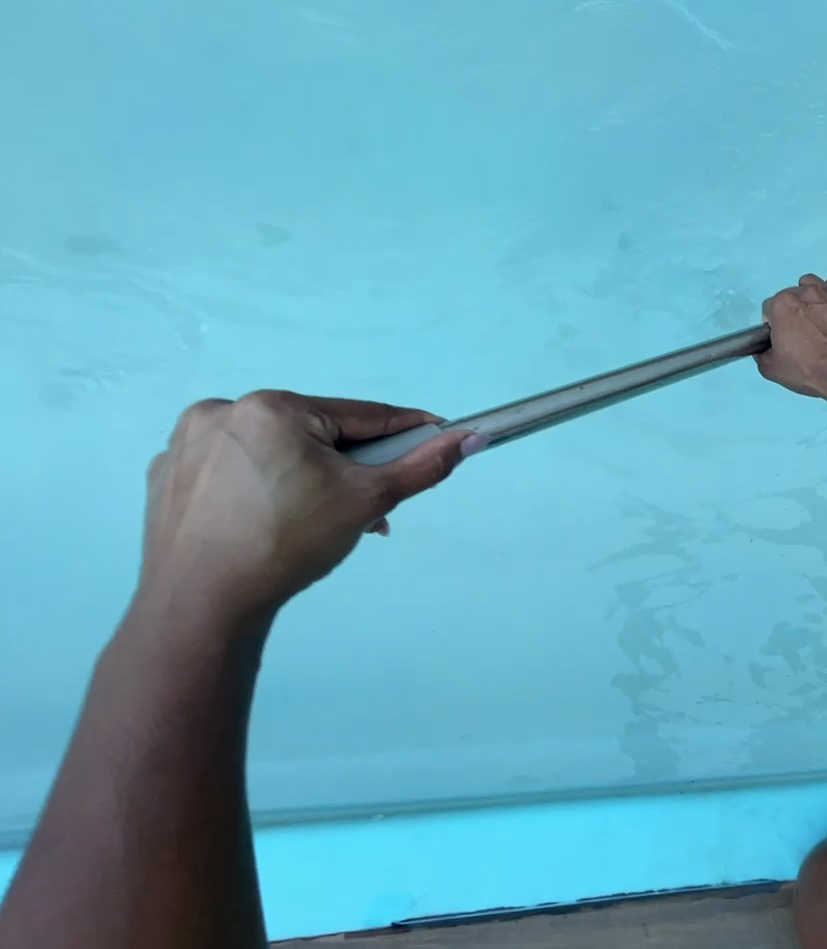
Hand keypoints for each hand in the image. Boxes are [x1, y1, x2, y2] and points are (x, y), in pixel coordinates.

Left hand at [134, 391, 477, 634]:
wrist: (203, 604)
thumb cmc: (294, 541)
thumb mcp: (374, 498)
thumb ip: (427, 464)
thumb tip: (474, 437)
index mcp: (273, 408)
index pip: (364, 416)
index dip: (407, 431)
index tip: (438, 439)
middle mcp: (223, 412)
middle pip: (320, 433)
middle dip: (355, 465)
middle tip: (375, 502)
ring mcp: (187, 443)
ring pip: (281, 449)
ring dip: (316, 475)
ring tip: (330, 516)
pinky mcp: (168, 475)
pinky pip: (240, 466)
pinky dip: (270, 484)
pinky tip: (280, 517)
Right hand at [757, 269, 826, 399]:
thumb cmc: (811, 371)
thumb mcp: (772, 370)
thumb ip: (762, 353)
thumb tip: (764, 349)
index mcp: (782, 306)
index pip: (770, 308)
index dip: (776, 324)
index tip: (785, 337)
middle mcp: (805, 292)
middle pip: (792, 295)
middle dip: (794, 311)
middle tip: (804, 332)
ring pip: (814, 283)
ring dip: (812, 296)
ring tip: (820, 315)